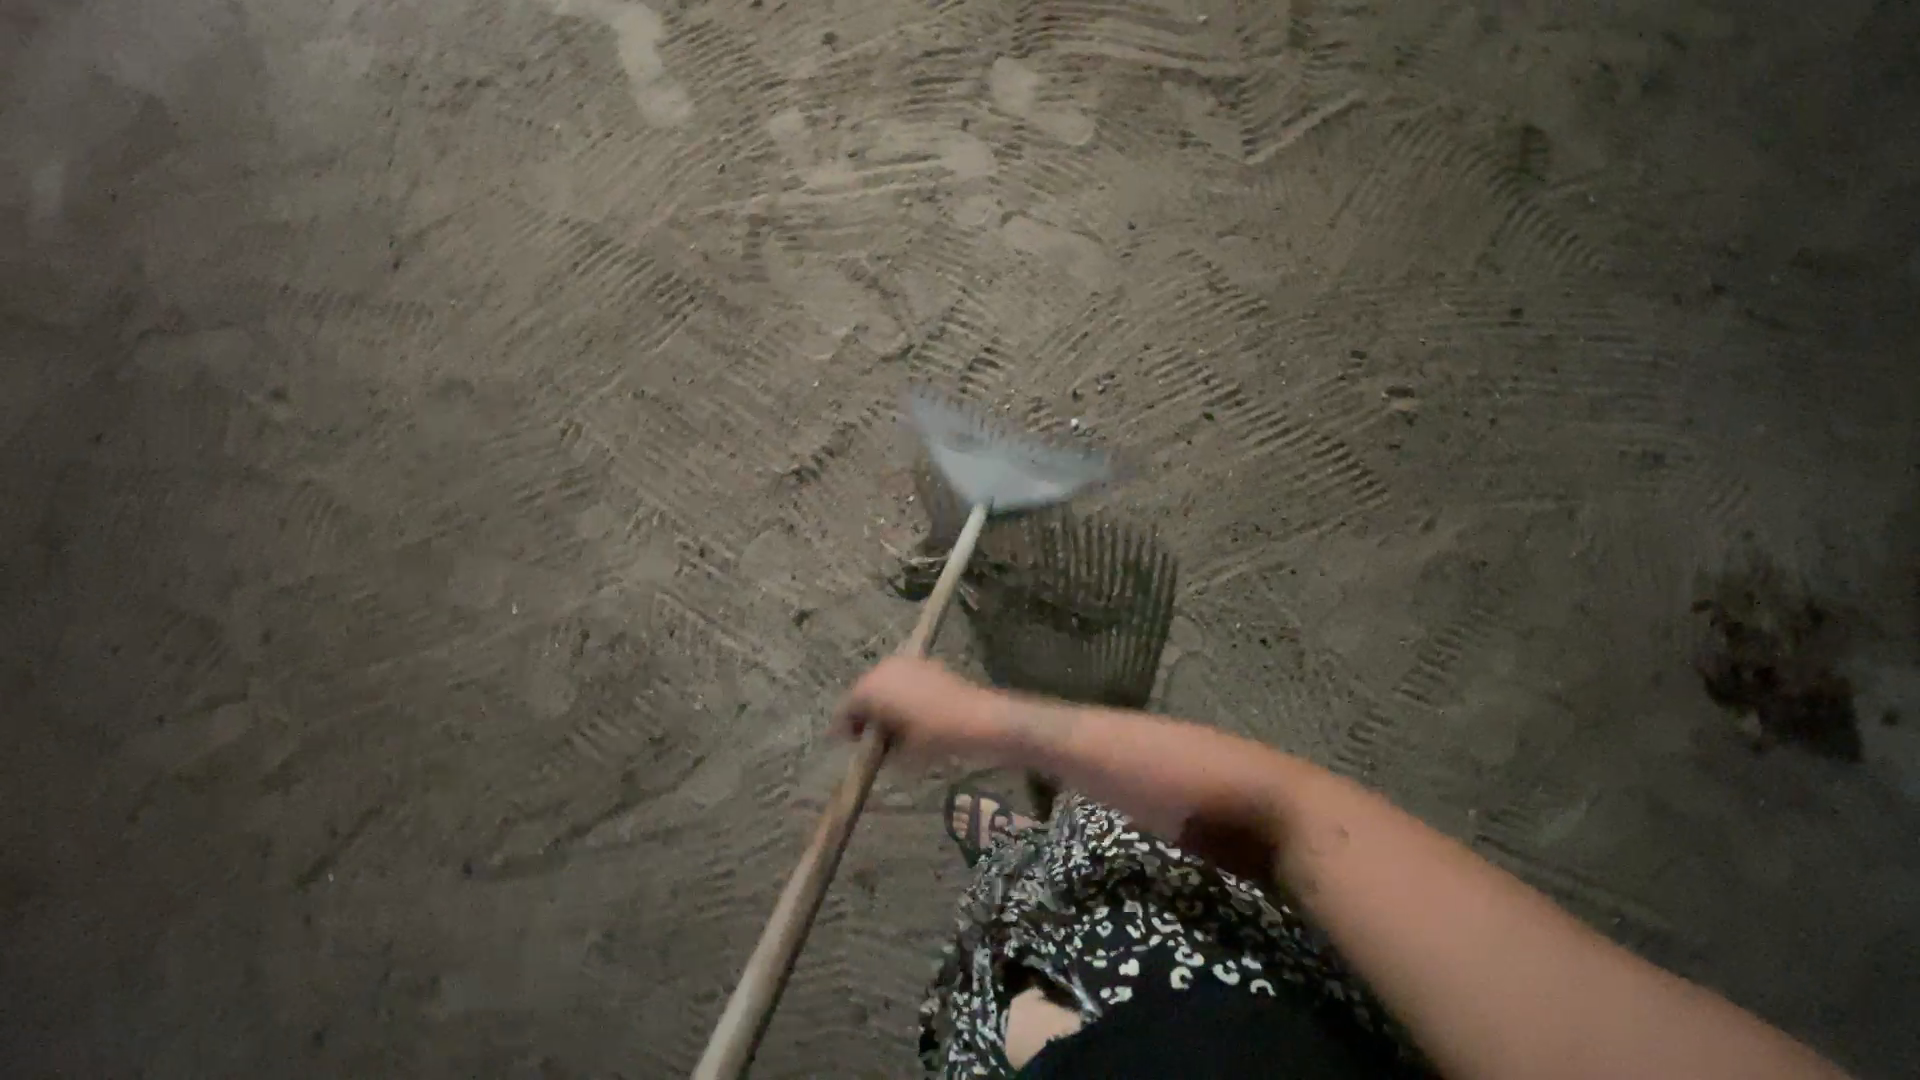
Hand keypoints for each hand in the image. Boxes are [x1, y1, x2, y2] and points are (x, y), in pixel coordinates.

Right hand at [833, 656, 1003, 760]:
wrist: (976, 719)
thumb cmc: (933, 738)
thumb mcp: (900, 751)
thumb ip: (878, 745)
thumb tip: (873, 744)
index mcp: (870, 689)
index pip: (845, 708)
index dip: (843, 727)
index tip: (845, 741)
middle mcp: (883, 669)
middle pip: (862, 691)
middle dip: (862, 712)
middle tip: (865, 735)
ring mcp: (905, 663)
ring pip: (882, 683)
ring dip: (880, 701)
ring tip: (887, 725)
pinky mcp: (924, 663)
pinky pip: (901, 679)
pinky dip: (898, 693)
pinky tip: (907, 711)